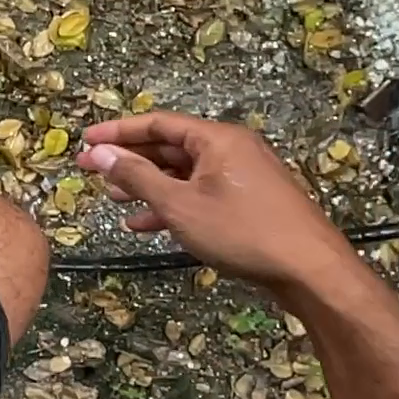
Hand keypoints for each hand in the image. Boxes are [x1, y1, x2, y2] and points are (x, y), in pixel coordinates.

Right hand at [76, 111, 357, 289]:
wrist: (313, 275)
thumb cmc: (242, 231)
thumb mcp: (178, 203)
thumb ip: (135, 175)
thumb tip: (100, 153)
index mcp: (217, 140)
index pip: (157, 124)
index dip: (117, 131)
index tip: (85, 141)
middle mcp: (230, 151)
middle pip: (167, 146)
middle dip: (127, 160)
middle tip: (89, 170)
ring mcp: (241, 177)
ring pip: (181, 172)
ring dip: (145, 184)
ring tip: (114, 199)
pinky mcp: (247, 202)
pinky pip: (198, 192)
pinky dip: (170, 203)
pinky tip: (145, 224)